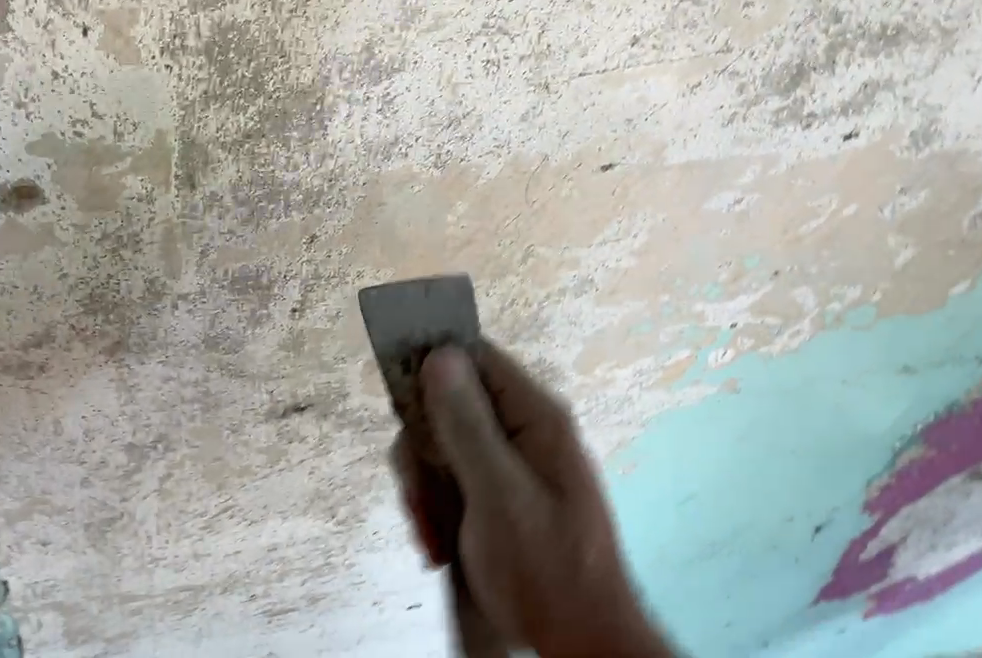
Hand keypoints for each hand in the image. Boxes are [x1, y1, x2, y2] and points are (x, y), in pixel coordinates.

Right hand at [393, 345, 674, 657]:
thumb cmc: (545, 567)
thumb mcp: (498, 493)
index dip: (431, 367)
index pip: (474, 356)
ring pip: (440, 447)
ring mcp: (509, 464)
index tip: (399, 404)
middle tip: (417, 499)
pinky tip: (437, 545)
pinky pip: (449, 480)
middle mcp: (521, 430)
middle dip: (421, 452)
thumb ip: (466, 423)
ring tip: (429, 536)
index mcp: (533, 416)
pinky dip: (434, 510)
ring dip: (423, 490)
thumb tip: (438, 353)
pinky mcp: (496, 495)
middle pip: (447, 406)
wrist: (582, 646)